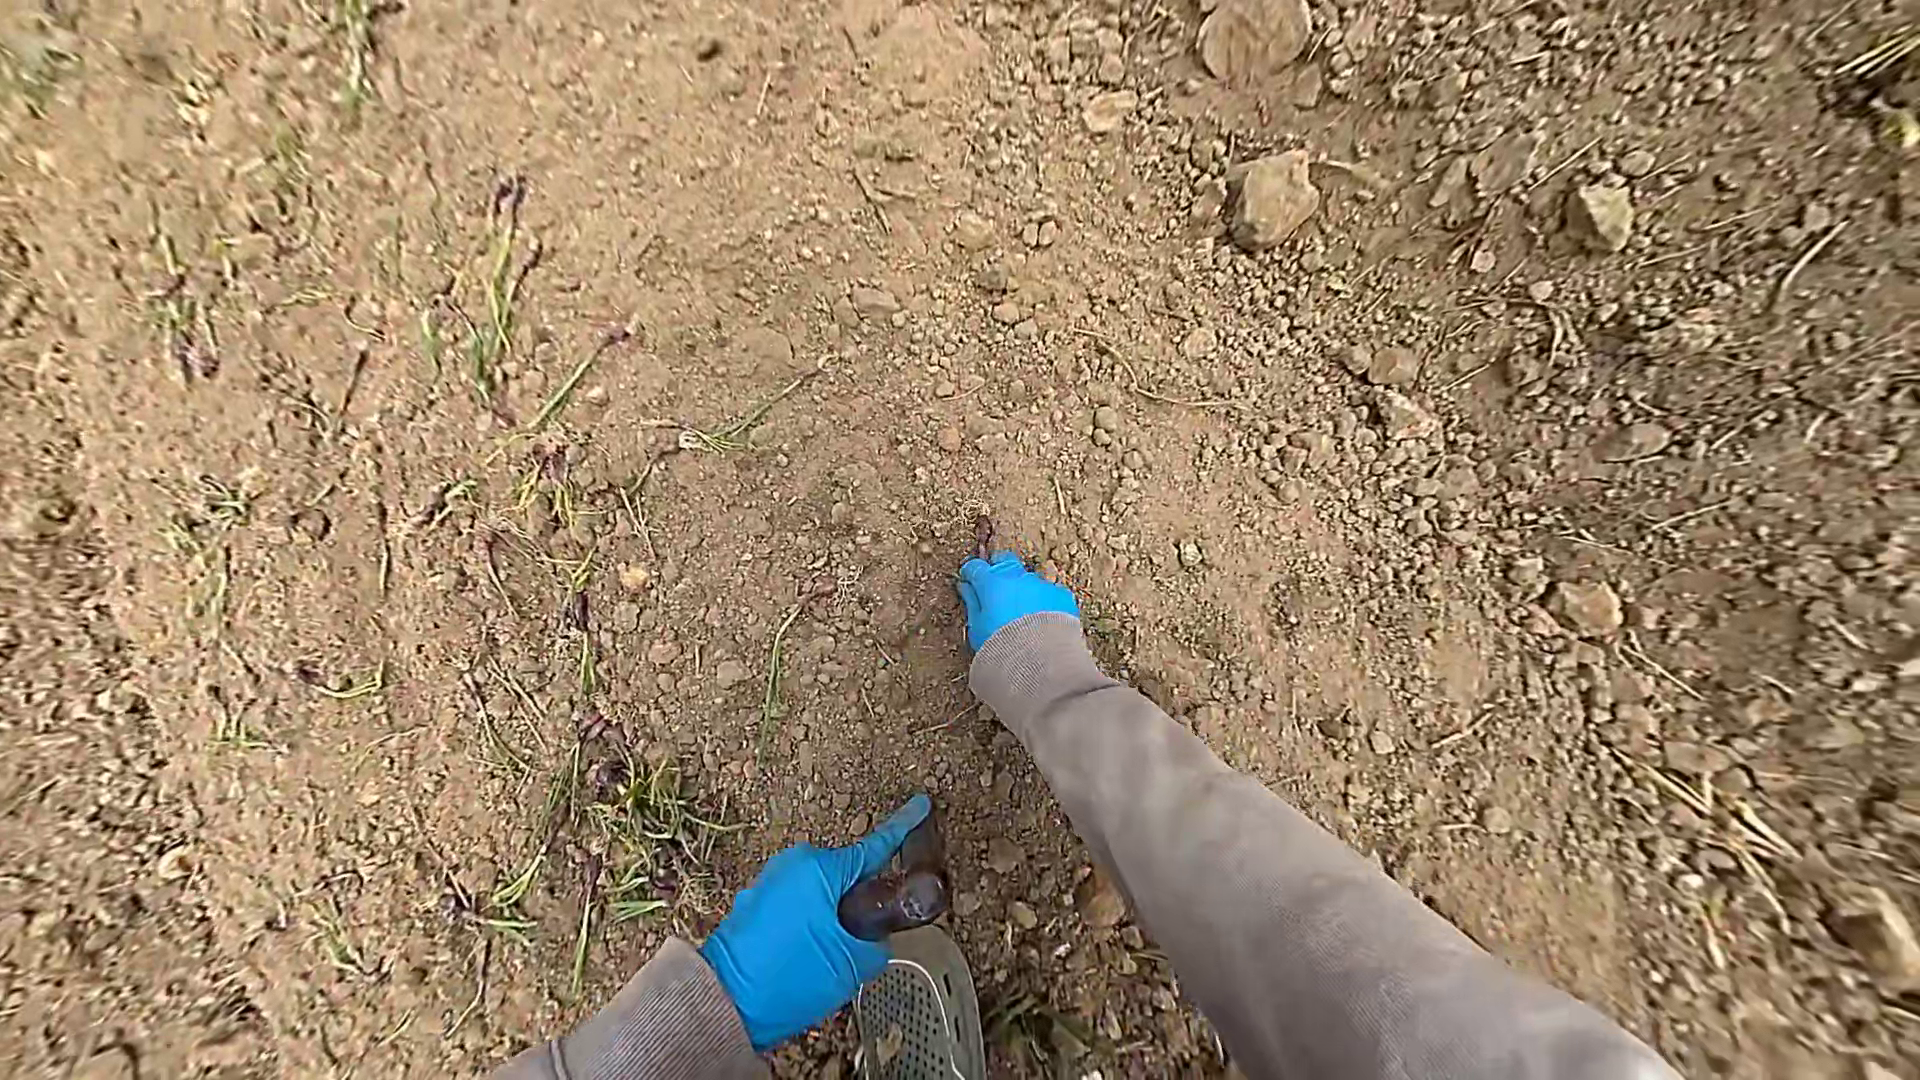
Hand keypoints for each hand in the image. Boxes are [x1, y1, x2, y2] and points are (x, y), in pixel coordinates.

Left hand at [699, 795, 932, 1050]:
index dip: (903, 826)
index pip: (876, 845)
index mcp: (822, 868)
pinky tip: (798, 954)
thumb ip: (876, 944)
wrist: (721, 1003)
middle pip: (845, 874)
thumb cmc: (788, 976)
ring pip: (818, 891)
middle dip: (855, 899)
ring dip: (827, 914)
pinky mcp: (755, 898)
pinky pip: (794, 902)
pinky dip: (803, 921)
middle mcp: (796, 862)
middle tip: (856, 934)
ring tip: (818, 955)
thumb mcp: (850, 965)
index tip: (921, 804)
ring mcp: (772, 879)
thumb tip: (878, 939)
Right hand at [957, 551, 1080, 650]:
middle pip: (1004, 561)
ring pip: (1028, 579)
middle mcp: (1017, 578)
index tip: (971, 581)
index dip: (972, 573)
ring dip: (1024, 590)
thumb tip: (967, 588)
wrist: (1040, 662)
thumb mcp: (976, 628)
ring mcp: (1040, 584)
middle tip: (996, 590)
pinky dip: (1045, 602)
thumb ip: (972, 603)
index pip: (976, 567)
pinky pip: (1049, 593)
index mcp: (991, 583)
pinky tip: (1042, 621)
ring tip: (1023, 616)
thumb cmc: (1003, 647)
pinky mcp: (1061, 595)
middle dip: (999, 571)